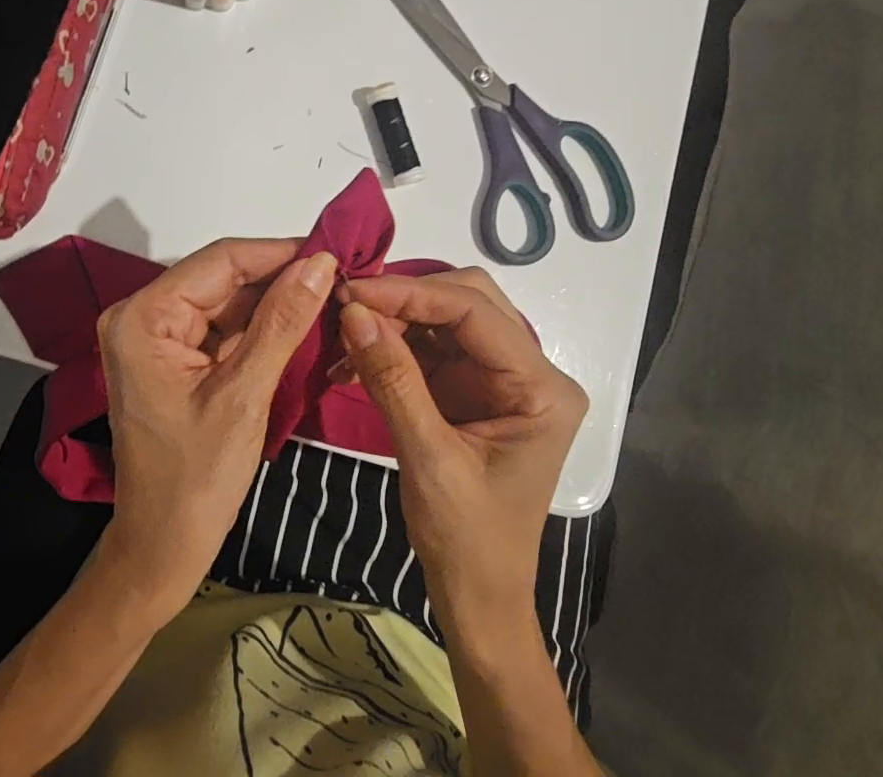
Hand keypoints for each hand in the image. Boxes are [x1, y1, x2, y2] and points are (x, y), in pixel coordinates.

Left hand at [96, 240, 338, 616]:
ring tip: (333, 302)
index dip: (280, 253)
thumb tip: (321, 263)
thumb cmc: (196, 478)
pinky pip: (223, 331)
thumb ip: (282, 323)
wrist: (163, 544)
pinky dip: (261, 332)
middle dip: (281, 280)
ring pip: (228, 304)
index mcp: (143, 318)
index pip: (220, 262)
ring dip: (276, 305)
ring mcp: (156, 339)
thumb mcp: (244, 395)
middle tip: (344, 281)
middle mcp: (142, 317)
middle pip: (223, 279)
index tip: (337, 253)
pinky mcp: (173, 360)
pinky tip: (304, 329)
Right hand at [335, 269, 587, 621]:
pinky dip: (389, 349)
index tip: (351, 291)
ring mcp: (498, 380)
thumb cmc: (466, 537)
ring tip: (340, 334)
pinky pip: (428, 350)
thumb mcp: (428, 457)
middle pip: (467, 302)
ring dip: (391, 322)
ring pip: (443, 320)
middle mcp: (529, 373)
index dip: (412, 294)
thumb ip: (393, 379)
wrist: (475, 592)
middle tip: (346, 306)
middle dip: (404, 299)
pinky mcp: (469, 391)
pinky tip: (351, 361)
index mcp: (541, 388)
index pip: (477, 312)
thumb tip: (352, 312)